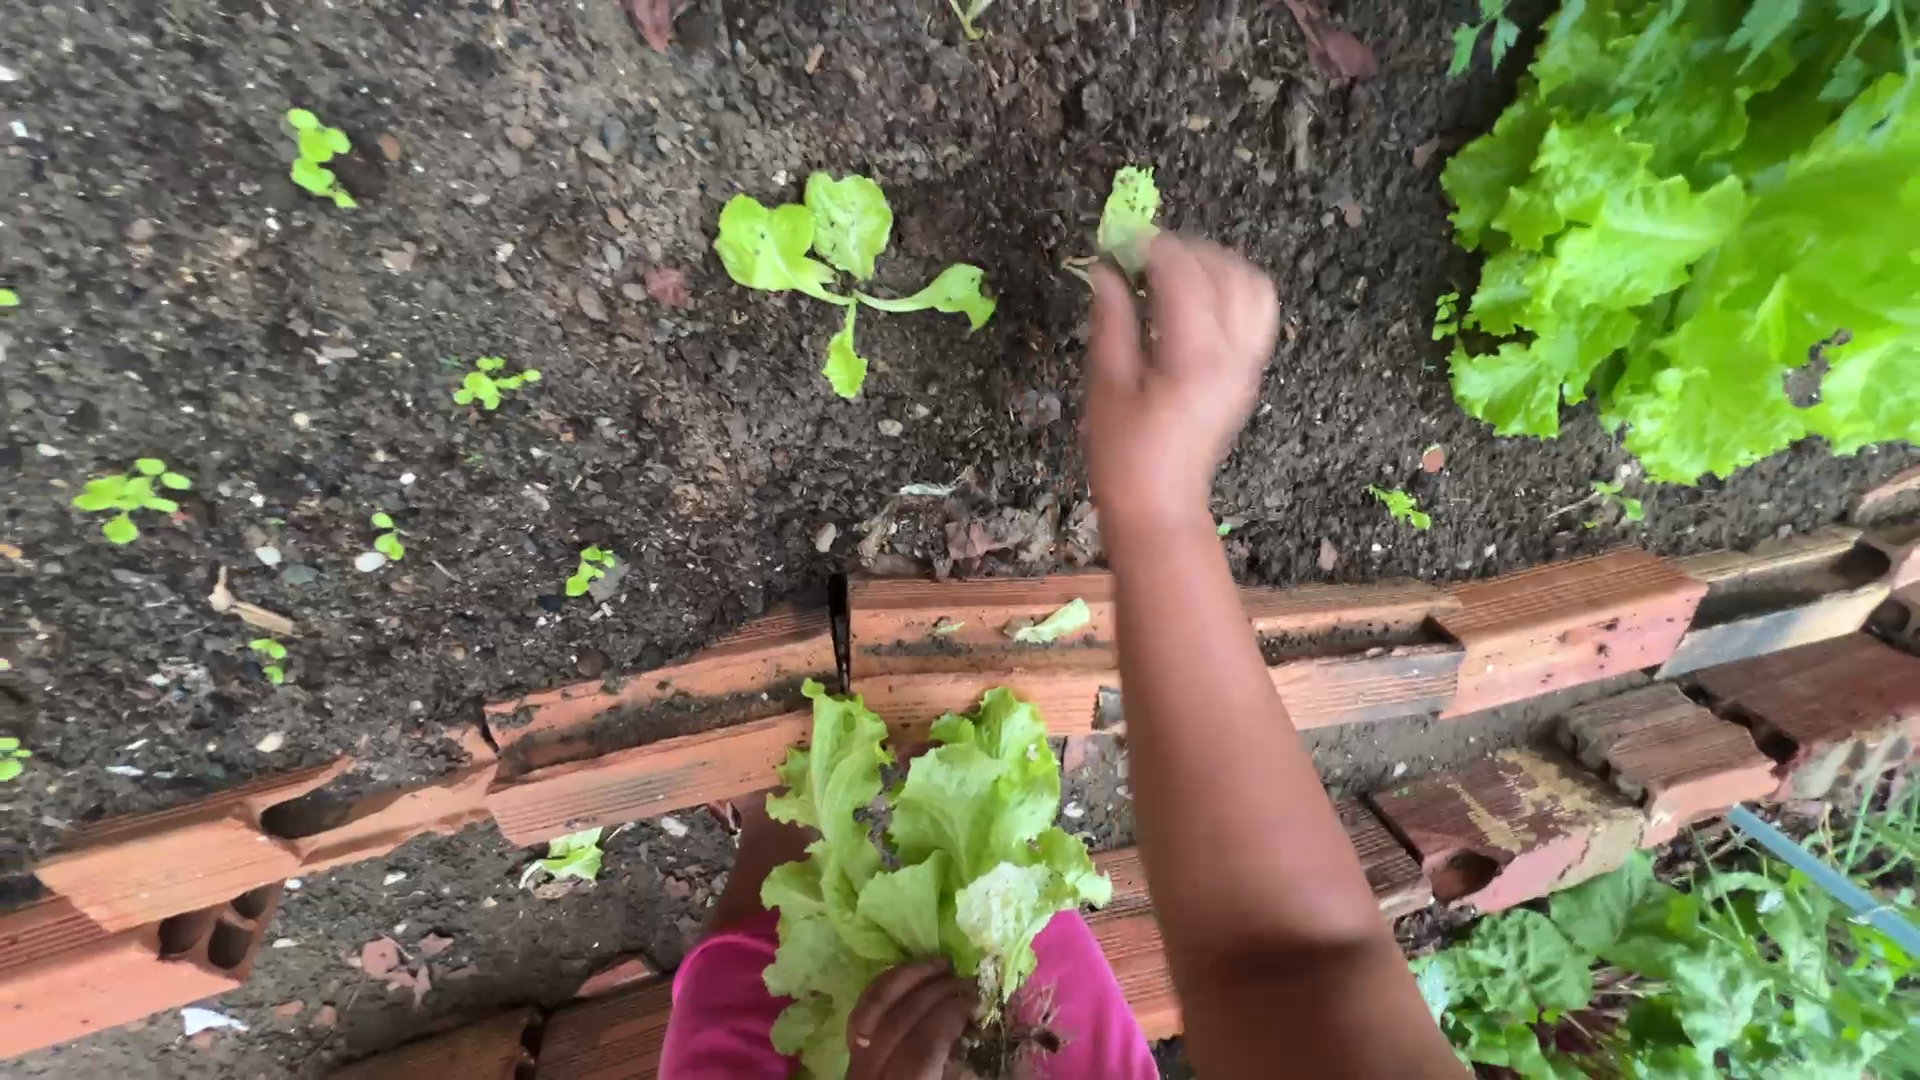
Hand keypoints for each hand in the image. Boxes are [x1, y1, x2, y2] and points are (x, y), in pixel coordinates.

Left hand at [847, 959, 976, 1079]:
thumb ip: (970, 1070)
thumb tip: (990, 1024)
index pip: (921, 1049)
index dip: (950, 1016)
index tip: (976, 1000)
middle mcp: (872, 1078)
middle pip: (900, 1021)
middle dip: (938, 991)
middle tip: (968, 981)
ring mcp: (856, 1063)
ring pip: (876, 1005)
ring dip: (912, 976)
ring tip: (943, 965)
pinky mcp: (852, 1051)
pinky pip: (863, 1007)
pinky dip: (888, 984)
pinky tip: (912, 973)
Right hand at [1084, 233, 1279, 539]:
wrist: (1159, 503)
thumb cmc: (1123, 455)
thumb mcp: (1106, 387)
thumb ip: (1112, 322)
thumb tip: (1107, 272)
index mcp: (1193, 360)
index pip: (1185, 278)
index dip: (1154, 250)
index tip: (1124, 242)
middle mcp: (1232, 356)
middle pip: (1225, 273)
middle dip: (1186, 250)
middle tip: (1145, 255)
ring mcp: (1247, 365)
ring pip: (1252, 286)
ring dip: (1216, 265)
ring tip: (1175, 271)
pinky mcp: (1249, 373)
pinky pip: (1258, 312)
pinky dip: (1233, 290)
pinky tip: (1200, 297)